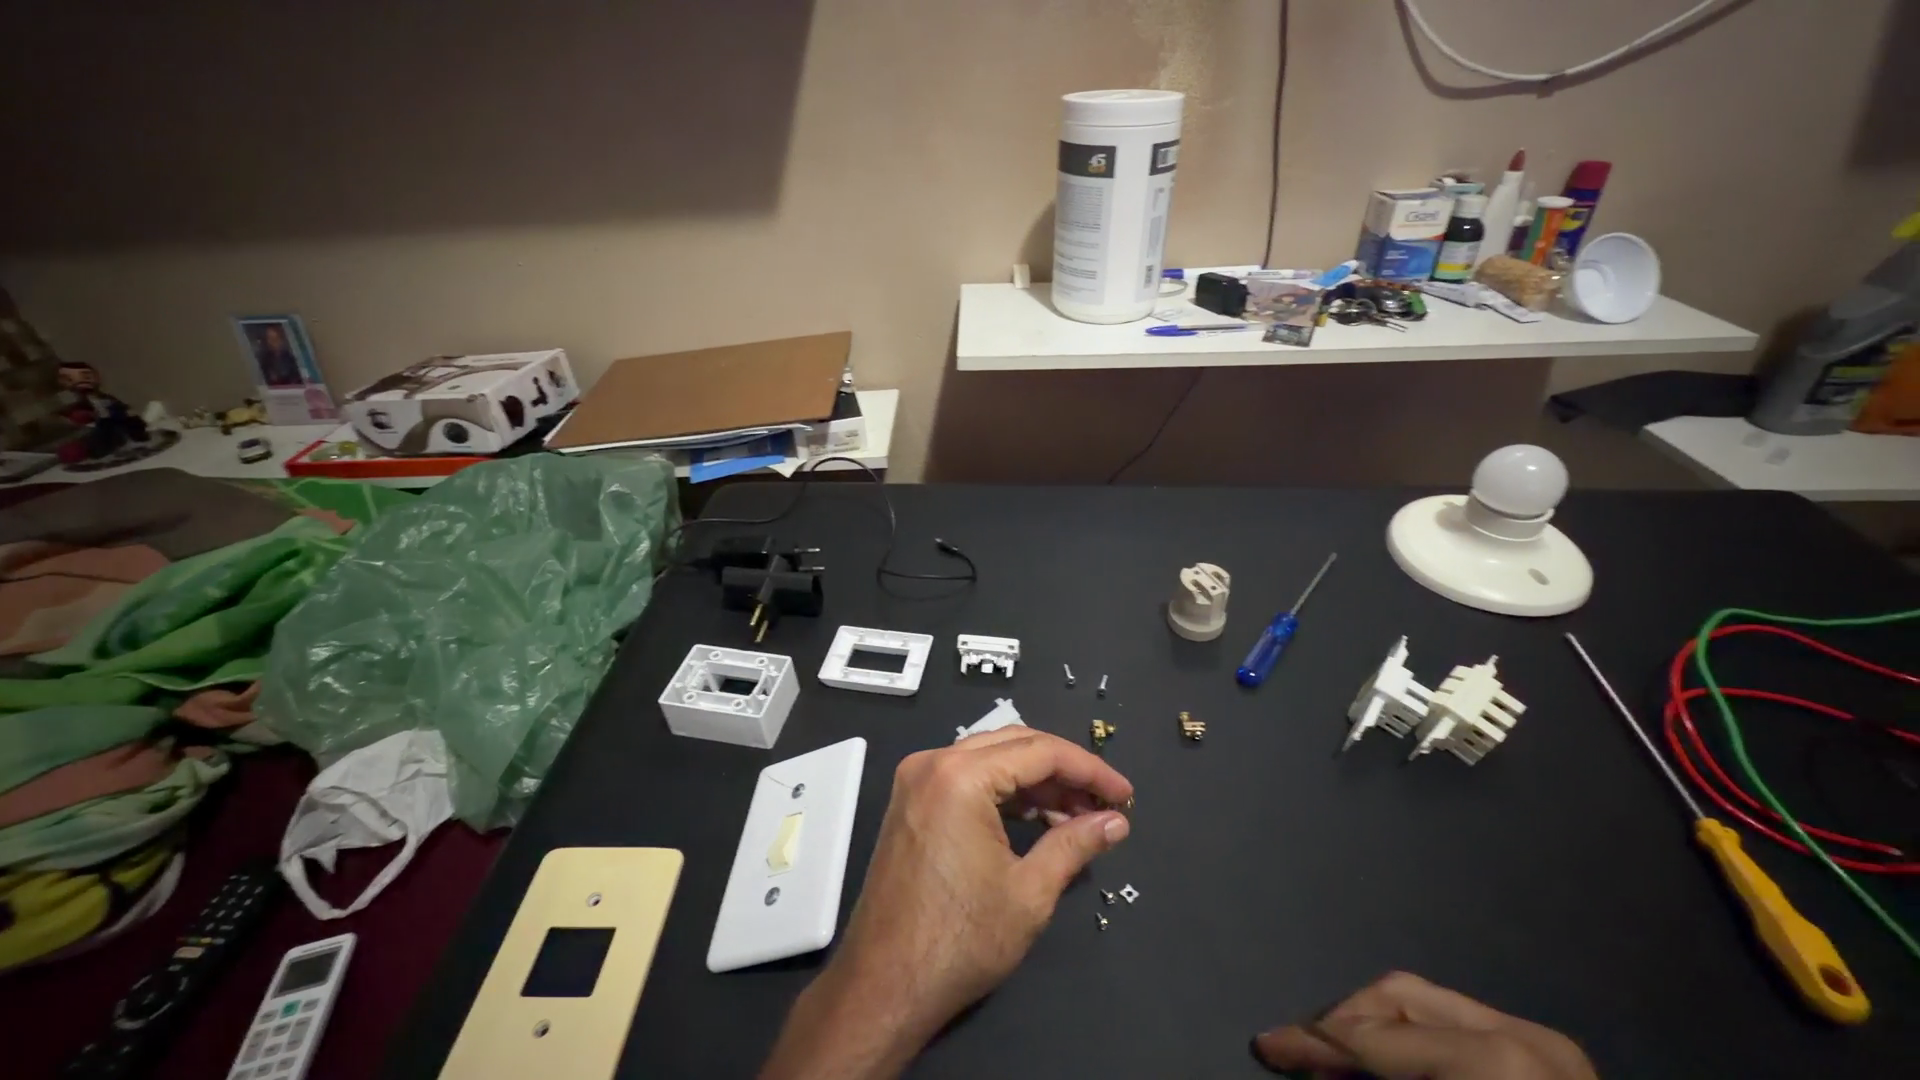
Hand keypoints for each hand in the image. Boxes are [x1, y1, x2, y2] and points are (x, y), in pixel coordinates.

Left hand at [760, 727, 1132, 1078]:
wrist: (884, 985)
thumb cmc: (960, 940)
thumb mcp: (1030, 892)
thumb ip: (1076, 844)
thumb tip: (1115, 821)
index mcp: (960, 776)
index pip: (1041, 752)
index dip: (1091, 770)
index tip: (1125, 795)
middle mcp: (932, 763)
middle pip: (1015, 745)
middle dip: (1065, 772)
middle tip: (1105, 804)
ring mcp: (915, 781)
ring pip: (991, 759)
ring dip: (1037, 782)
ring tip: (1077, 818)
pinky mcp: (910, 803)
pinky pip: (967, 778)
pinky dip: (1005, 793)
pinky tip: (1037, 820)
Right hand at [1253, 971, 1596, 1078]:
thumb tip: (1318, 1067)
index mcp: (1492, 1061)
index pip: (1374, 1038)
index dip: (1311, 1042)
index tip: (1266, 1044)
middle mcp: (1518, 1032)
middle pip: (1397, 996)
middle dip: (1343, 1021)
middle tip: (1304, 1056)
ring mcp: (1542, 1040)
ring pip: (1428, 1002)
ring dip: (1377, 1026)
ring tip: (1344, 1060)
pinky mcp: (1553, 1055)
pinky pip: (1461, 1025)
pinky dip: (1417, 1039)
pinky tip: (1396, 1064)